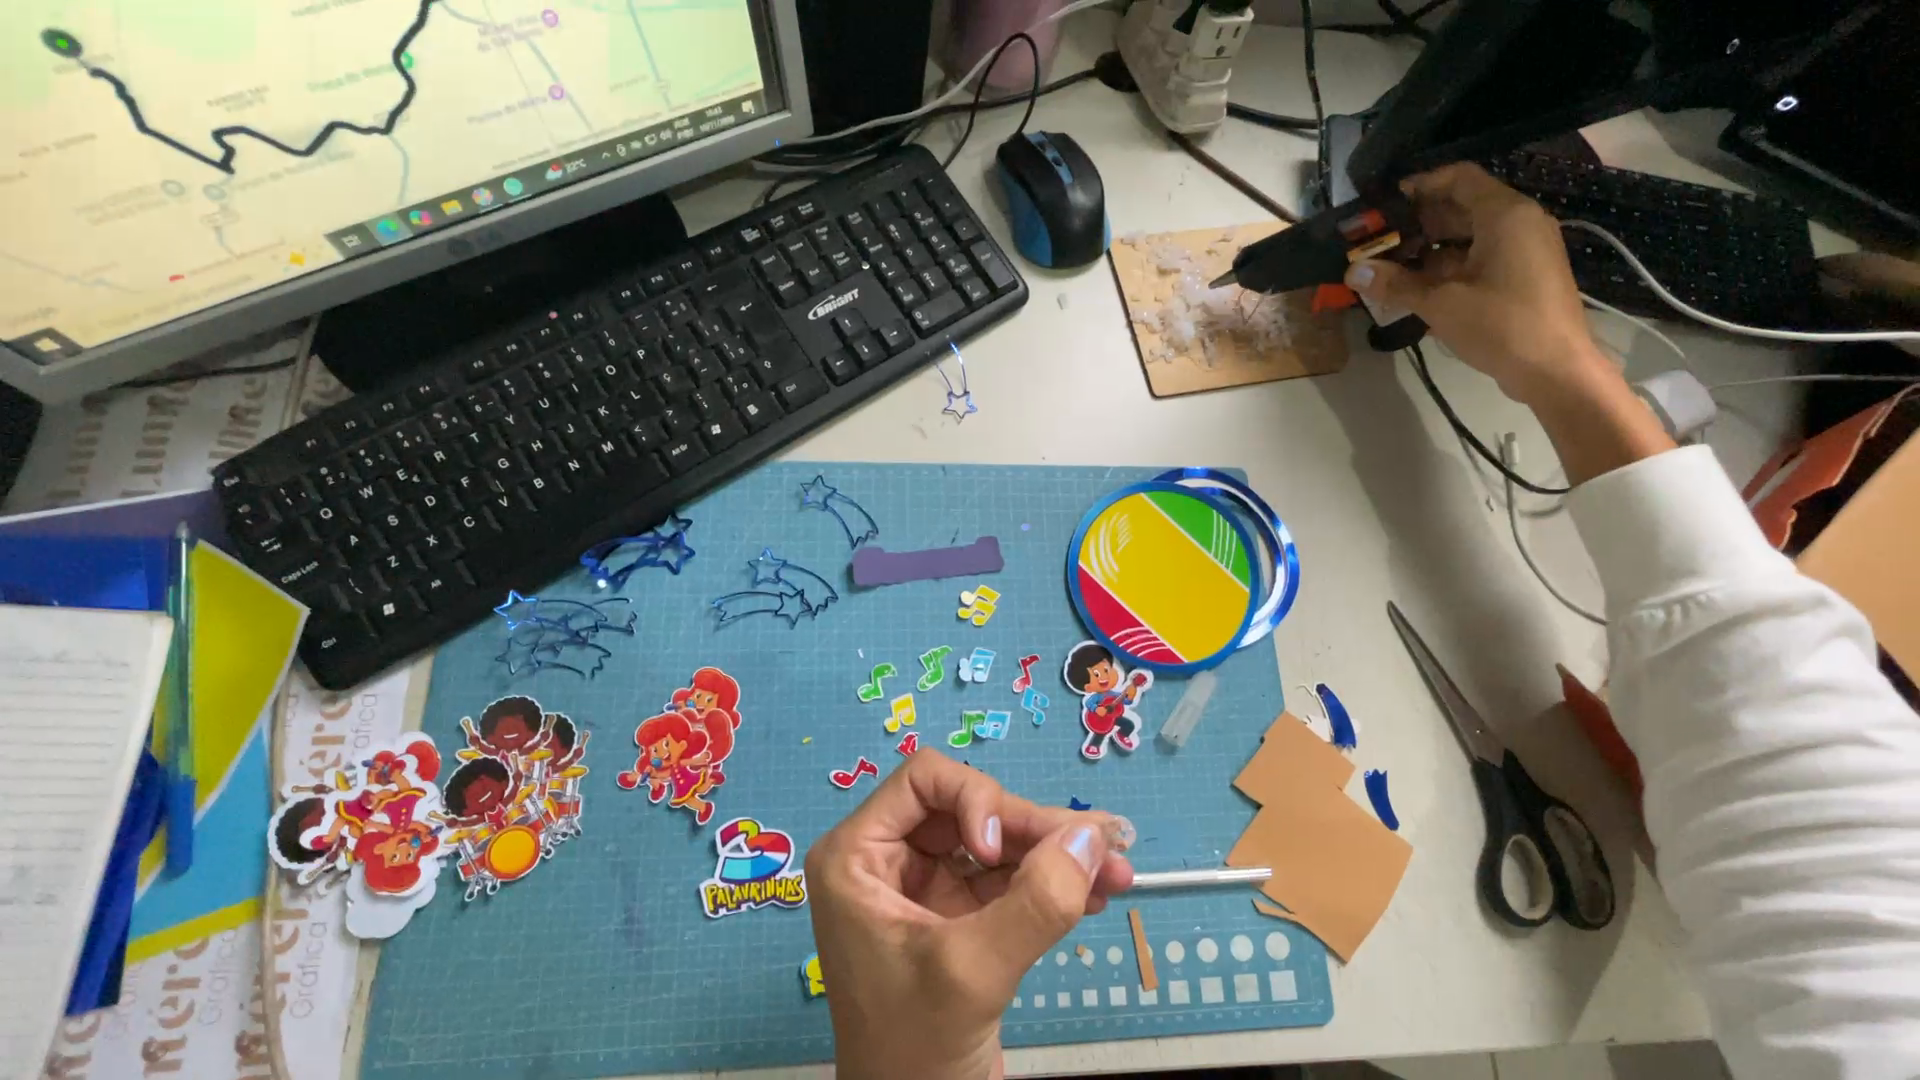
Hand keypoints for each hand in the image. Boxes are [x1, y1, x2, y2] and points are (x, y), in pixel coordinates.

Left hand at [806, 751, 1134, 1079]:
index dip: (972, 799)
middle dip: (1034, 829)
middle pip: (971, 809)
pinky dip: (1052, 881)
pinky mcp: (959, 917)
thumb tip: (1092, 837)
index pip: (923, 781)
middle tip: (1102, 846)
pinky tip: (1096, 891)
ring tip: (1117, 868)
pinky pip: (1009, 879)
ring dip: (1055, 852)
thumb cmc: (915, 1049)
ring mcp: (926, 888)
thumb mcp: (971, 972)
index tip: (998, 852)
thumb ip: (1034, 903)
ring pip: (998, 841)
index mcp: (858, 856)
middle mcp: (889, 860)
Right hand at [1343, 163, 1616, 409]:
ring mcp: (1523, 248)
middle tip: (1378, 241)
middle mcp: (1518, 222)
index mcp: (1505, 215)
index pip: (1458, 178)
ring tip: (1390, 266)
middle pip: (1461, 205)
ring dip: (1428, 246)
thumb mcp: (1441, 303)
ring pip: (1468, 233)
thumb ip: (1396, 284)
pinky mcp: (1522, 273)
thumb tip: (1353, 271)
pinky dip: (1448, 264)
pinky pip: (1480, 255)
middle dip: (1417, 221)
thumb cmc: (1501, 325)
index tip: (1383, 205)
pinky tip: (1417, 285)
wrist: (1555, 369)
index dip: (1419, 186)